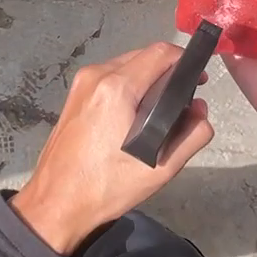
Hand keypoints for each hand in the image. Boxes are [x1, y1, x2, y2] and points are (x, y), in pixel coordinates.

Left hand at [10, 42, 214, 254]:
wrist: (56, 203)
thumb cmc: (106, 187)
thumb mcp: (161, 169)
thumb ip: (192, 135)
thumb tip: (200, 110)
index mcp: (116, 88)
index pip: (161, 53)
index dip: (186, 62)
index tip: (198, 81)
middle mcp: (96, 76)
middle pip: (144, 56)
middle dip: (168, 73)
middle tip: (182, 103)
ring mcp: (81, 83)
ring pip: (127, 65)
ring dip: (148, 80)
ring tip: (159, 112)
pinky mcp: (74, 94)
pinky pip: (110, 78)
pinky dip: (128, 88)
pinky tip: (134, 116)